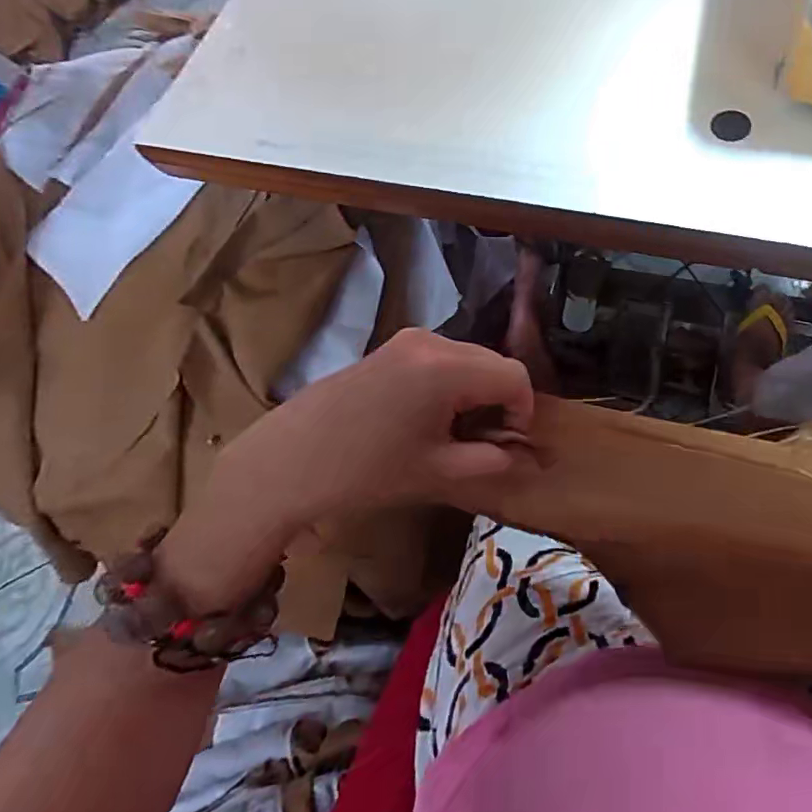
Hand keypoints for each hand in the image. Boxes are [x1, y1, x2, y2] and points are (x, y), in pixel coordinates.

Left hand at [159, 331, 536, 609]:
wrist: (288, 461)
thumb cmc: (366, 471)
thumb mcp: (438, 472)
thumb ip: (492, 460)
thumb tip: (523, 454)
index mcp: (447, 367)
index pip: (513, 376)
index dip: (523, 410)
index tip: (510, 442)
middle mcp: (431, 340)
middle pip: (491, 361)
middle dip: (500, 399)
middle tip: (486, 440)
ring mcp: (406, 338)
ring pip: (467, 358)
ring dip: (476, 389)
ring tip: (456, 430)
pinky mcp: (388, 345)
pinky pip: (439, 357)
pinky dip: (450, 381)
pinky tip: (428, 415)